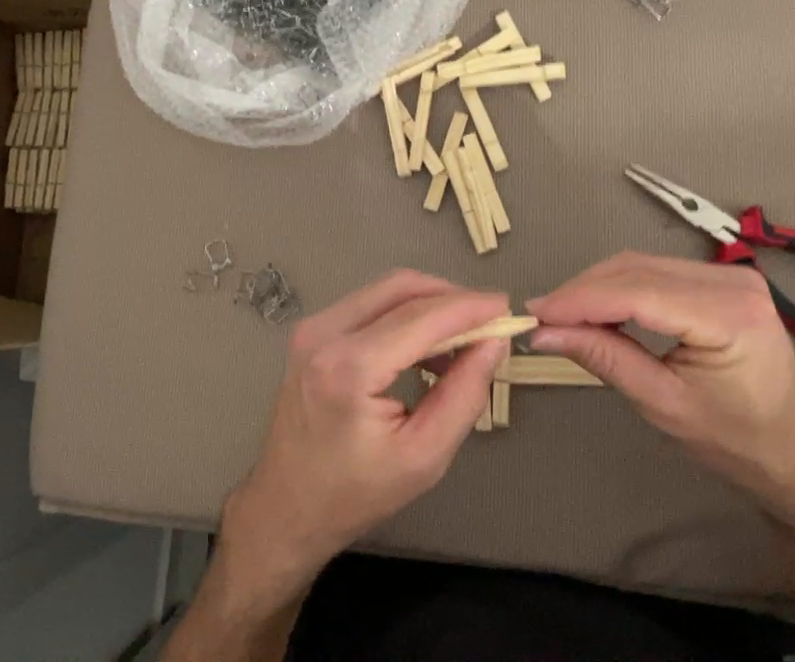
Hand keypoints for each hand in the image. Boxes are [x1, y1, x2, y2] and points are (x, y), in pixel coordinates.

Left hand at [222, 270, 509, 587]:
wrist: (287, 505)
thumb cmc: (356, 493)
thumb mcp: (424, 456)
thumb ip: (464, 394)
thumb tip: (494, 342)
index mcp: (349, 367)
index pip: (421, 316)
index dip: (469, 307)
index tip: (508, 309)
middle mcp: (324, 334)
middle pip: (401, 288)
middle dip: (451, 299)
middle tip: (489, 325)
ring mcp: (312, 329)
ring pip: (385, 291)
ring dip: (428, 306)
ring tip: (461, 346)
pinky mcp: (311, 333)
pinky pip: (368, 305)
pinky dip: (404, 316)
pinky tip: (426, 350)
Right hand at [527, 252, 794, 523]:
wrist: (794, 453)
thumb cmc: (734, 440)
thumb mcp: (662, 403)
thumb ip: (603, 358)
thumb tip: (543, 333)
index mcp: (729, 316)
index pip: (636, 292)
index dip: (579, 299)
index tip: (533, 314)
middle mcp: (733, 281)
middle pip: (636, 269)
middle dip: (582, 291)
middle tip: (541, 318)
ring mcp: (731, 276)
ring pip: (641, 265)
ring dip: (597, 287)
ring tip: (561, 316)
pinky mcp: (723, 280)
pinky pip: (657, 272)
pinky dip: (620, 288)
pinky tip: (596, 309)